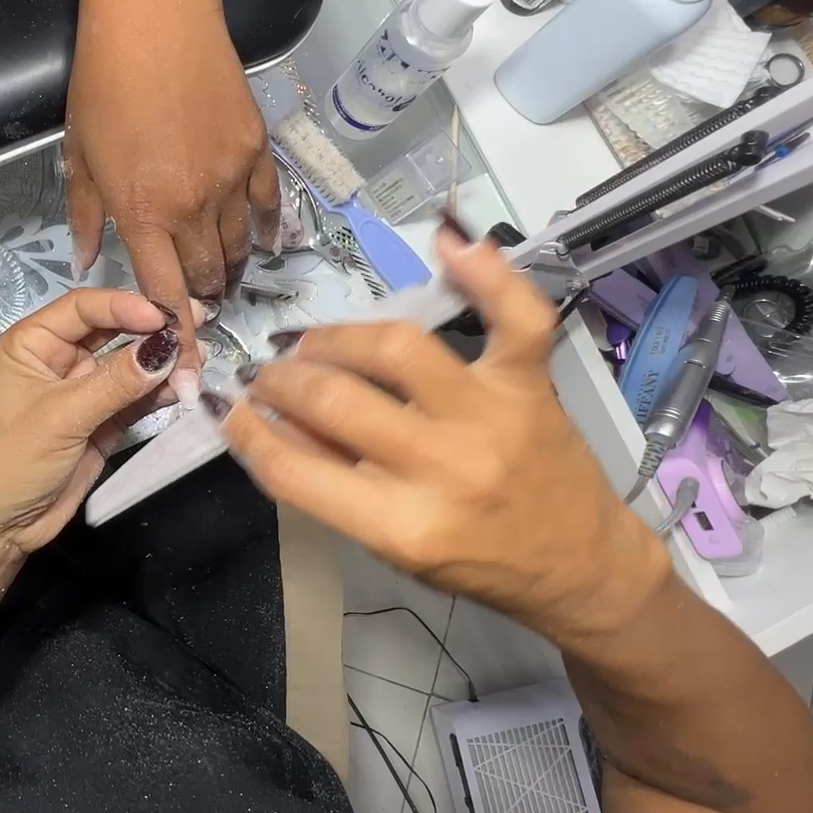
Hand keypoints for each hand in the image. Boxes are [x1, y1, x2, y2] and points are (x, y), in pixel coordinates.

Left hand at [0, 289, 184, 553]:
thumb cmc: (10, 461)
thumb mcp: (60, 417)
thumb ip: (115, 382)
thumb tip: (167, 347)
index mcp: (31, 344)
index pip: (83, 307)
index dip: (124, 305)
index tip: (164, 316)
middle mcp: (58, 359)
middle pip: (113, 330)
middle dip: (153, 331)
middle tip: (198, 330)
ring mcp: (83, 391)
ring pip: (130, 364)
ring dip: (163, 362)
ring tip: (199, 363)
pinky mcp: (102, 421)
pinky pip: (136, 397)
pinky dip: (160, 392)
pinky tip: (185, 387)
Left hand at [65, 0, 278, 402]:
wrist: (155, 12)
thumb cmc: (102, 82)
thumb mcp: (79, 155)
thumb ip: (88, 217)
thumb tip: (89, 264)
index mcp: (143, 212)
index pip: (164, 296)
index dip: (177, 338)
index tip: (186, 369)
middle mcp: (193, 206)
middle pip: (206, 278)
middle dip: (199, 301)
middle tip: (194, 307)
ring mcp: (232, 178)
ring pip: (238, 249)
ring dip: (228, 272)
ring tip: (222, 282)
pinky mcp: (258, 150)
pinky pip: (269, 206)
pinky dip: (265, 231)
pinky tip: (263, 244)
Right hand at [213, 231, 670, 644]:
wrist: (583, 569)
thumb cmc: (476, 564)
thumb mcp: (387, 548)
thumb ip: (329, 484)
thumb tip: (269, 422)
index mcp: (405, 527)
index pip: (294, 471)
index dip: (247, 433)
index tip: (229, 409)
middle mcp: (447, 467)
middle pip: (335, 400)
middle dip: (280, 381)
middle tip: (266, 376)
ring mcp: (494, 416)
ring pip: (396, 348)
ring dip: (334, 338)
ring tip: (310, 344)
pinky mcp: (532, 385)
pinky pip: (515, 318)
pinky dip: (486, 274)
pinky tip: (448, 242)